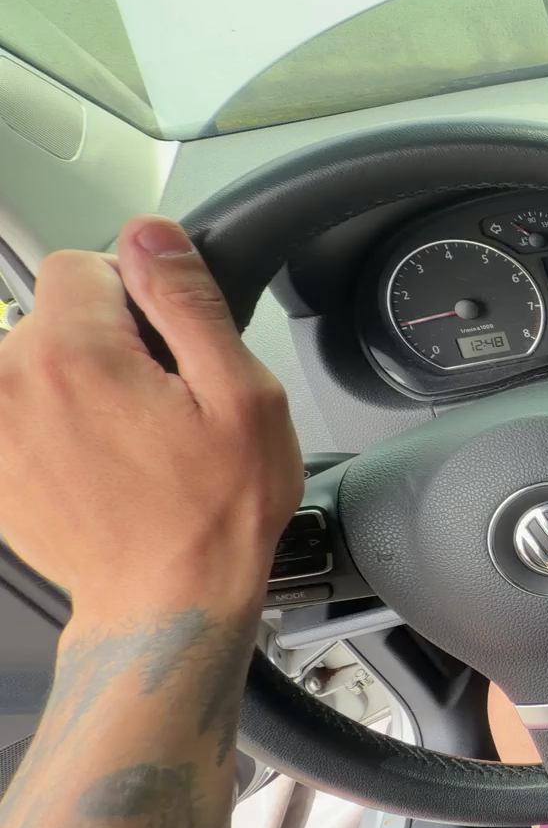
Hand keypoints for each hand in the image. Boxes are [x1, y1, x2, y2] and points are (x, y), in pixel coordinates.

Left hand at [0, 216, 300, 621]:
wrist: (168, 589)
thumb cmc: (219, 501)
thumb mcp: (244, 396)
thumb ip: (191, 307)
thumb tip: (154, 238)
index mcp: (75, 354)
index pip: (87, 264)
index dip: (149, 296)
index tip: (183, 347)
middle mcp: (7, 379)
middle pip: (59, 315)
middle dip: (120, 344)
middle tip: (177, 406)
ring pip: (42, 362)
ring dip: (91, 384)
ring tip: (145, 440)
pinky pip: (26, 409)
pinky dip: (66, 422)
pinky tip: (112, 462)